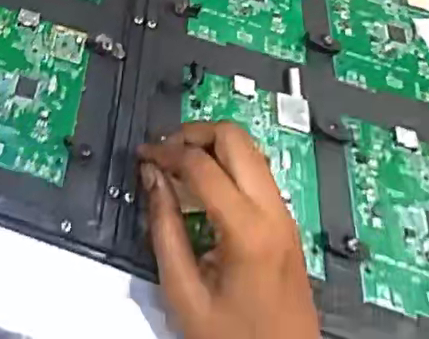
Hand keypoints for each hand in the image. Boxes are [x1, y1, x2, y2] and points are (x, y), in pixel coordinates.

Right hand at [138, 123, 318, 338]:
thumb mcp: (184, 294)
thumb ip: (164, 229)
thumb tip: (152, 176)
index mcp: (248, 230)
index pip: (201, 164)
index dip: (165, 152)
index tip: (143, 156)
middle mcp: (273, 211)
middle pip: (233, 137)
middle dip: (193, 134)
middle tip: (164, 152)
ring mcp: (284, 215)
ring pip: (248, 148)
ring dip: (211, 145)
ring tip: (179, 166)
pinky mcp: (285, 223)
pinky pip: (256, 170)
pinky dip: (227, 163)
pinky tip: (202, 186)